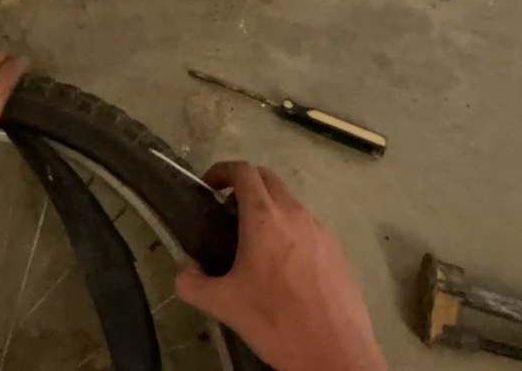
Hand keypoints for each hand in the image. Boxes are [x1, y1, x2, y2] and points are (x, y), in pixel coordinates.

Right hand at [176, 161, 387, 370]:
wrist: (337, 356)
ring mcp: (320, 231)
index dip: (222, 170)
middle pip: (268, 178)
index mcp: (263, 217)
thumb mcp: (225, 305)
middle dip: (245, 184)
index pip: (243, 171)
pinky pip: (308, 227)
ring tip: (256, 243)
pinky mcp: (338, 251)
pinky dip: (291, 230)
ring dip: (270, 208)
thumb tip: (183, 270)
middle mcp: (294, 214)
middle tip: (228, 211)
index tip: (209, 186)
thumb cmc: (277, 322)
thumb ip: (193, 284)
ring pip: (290, 202)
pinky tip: (287, 267)